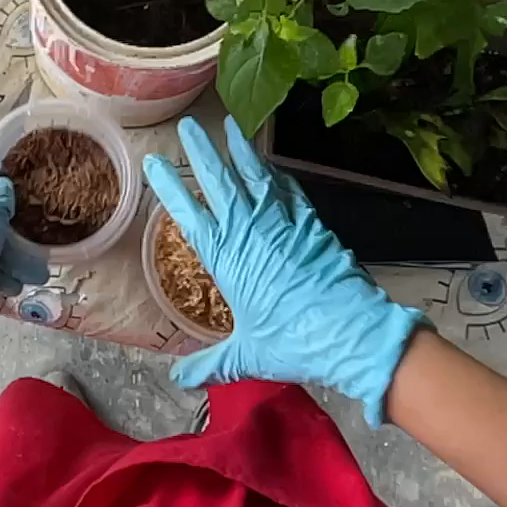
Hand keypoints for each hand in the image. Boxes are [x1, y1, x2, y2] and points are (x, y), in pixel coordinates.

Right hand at [143, 116, 424, 426]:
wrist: (352, 333)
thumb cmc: (294, 341)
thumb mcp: (247, 355)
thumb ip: (210, 362)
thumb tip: (178, 380)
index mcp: (225, 256)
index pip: (187, 212)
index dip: (169, 186)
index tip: (154, 163)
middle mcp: (248, 230)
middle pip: (218, 180)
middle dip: (201, 150)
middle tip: (188, 126)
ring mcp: (280, 221)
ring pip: (253, 176)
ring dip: (239, 150)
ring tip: (229, 125)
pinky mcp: (310, 222)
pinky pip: (288, 190)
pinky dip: (277, 174)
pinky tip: (271, 165)